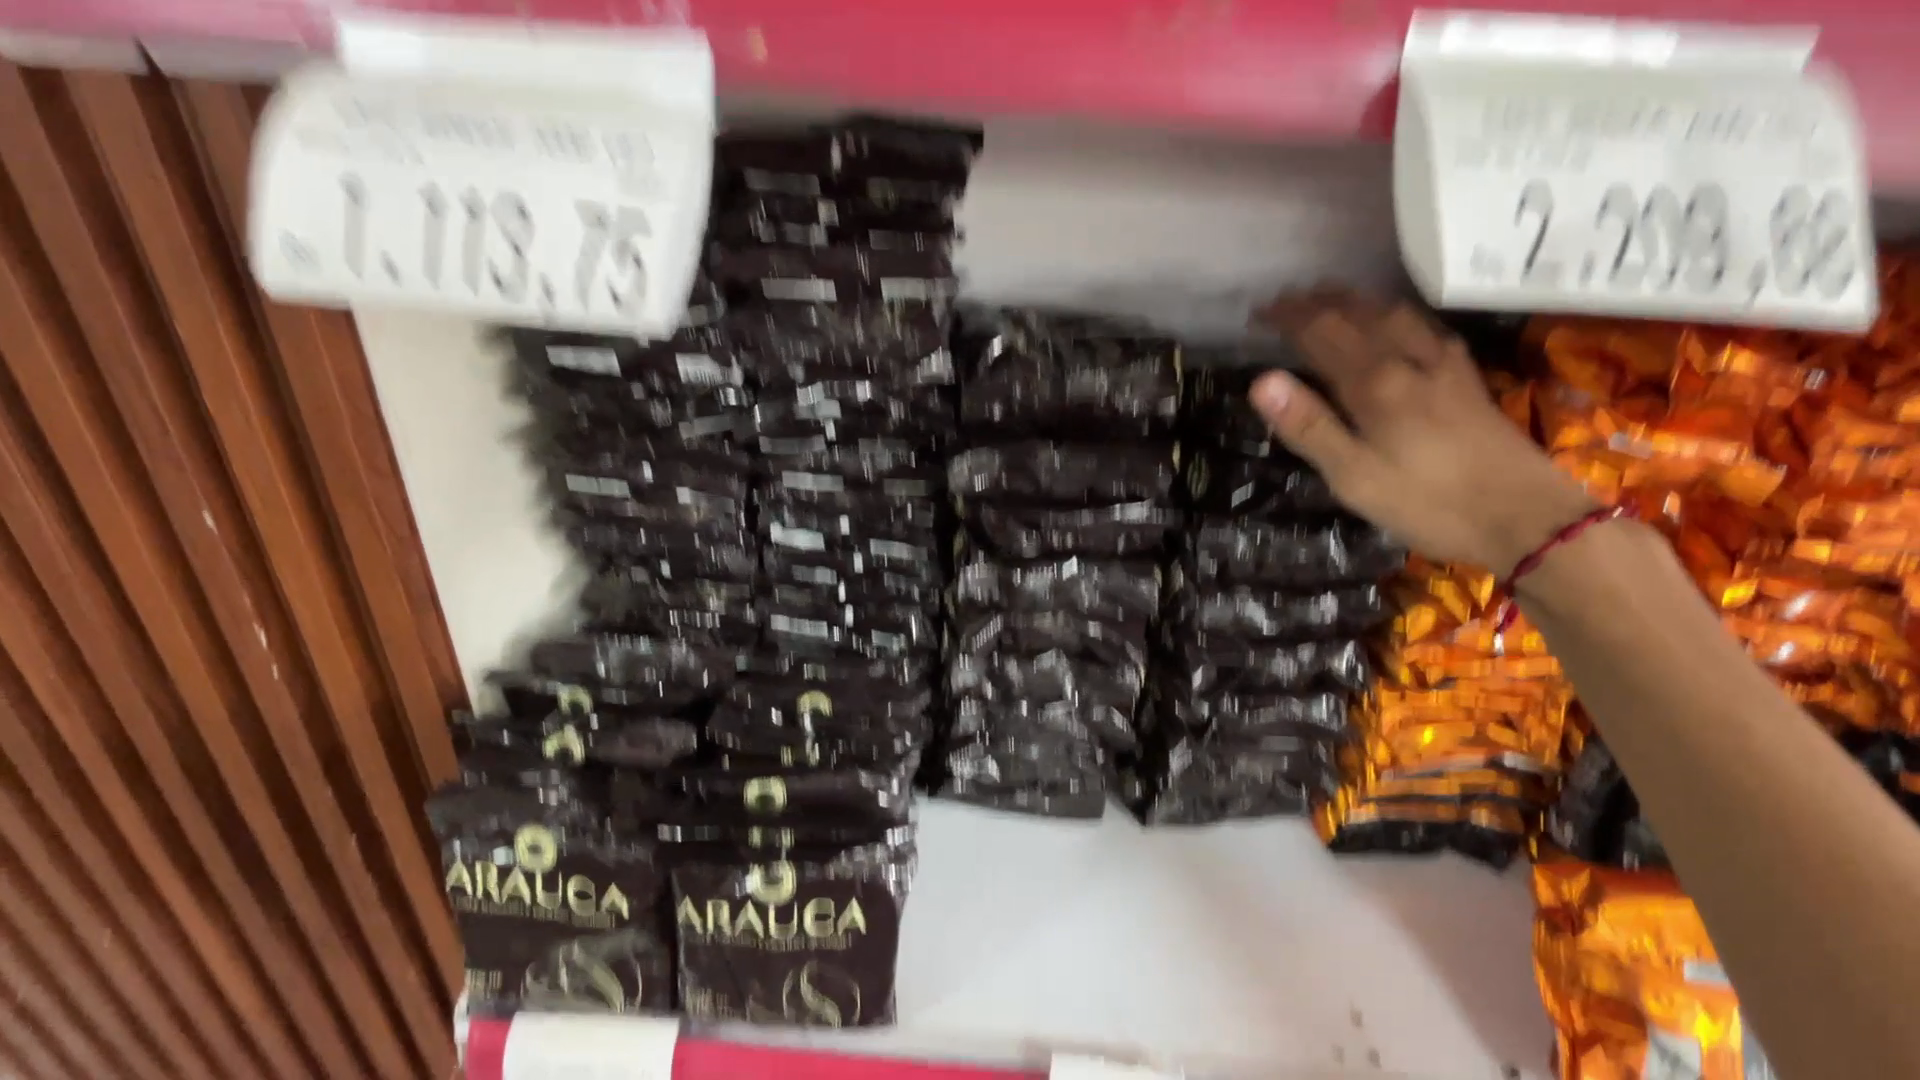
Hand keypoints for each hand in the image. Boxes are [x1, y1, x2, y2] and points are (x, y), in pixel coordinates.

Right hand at [1248, 293, 1595, 573]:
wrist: (1527, 518)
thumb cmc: (1429, 505)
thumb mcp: (1354, 477)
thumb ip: (1309, 427)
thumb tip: (1261, 380)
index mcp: (1375, 385)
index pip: (1322, 333)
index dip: (1288, 318)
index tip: (1258, 314)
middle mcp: (1410, 361)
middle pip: (1359, 315)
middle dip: (1319, 303)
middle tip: (1288, 301)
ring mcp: (1445, 368)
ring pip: (1396, 315)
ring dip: (1358, 302)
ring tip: (1334, 301)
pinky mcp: (1468, 381)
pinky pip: (1427, 329)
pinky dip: (1399, 316)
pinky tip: (1400, 325)